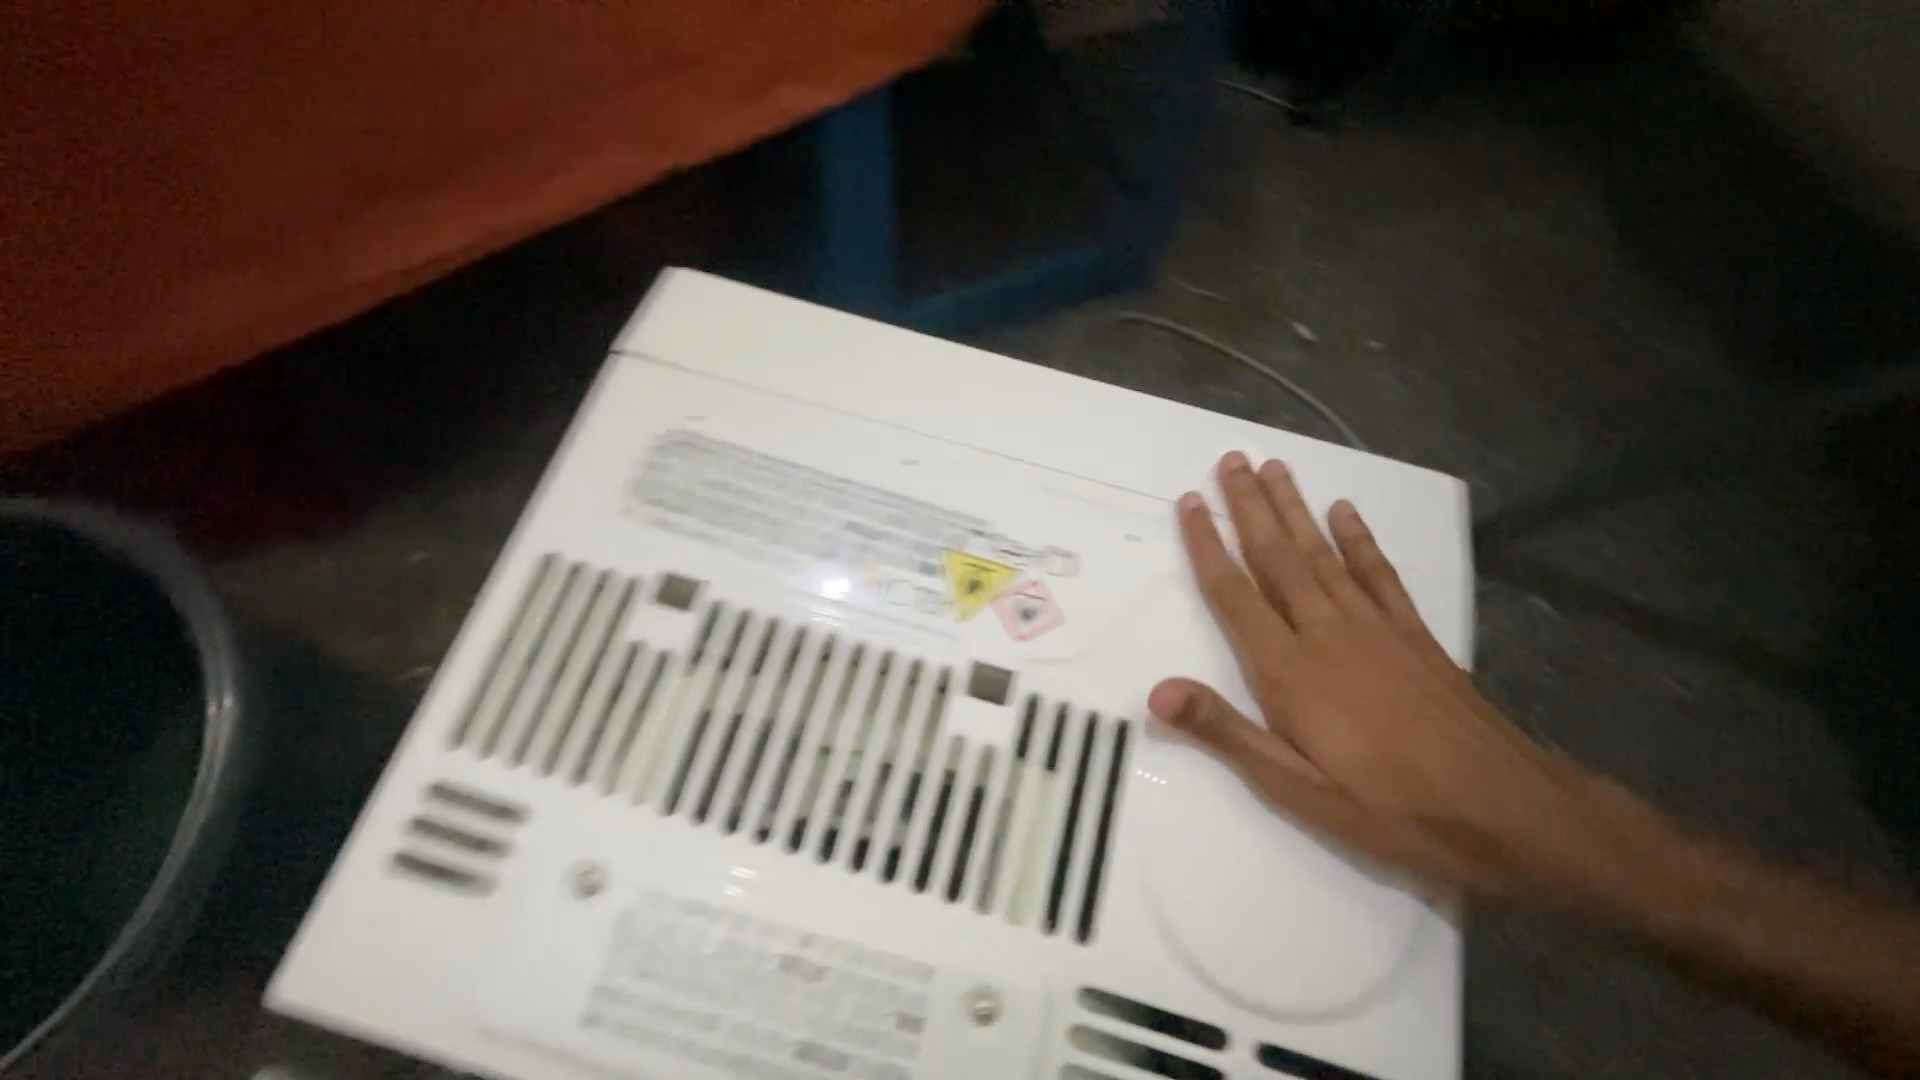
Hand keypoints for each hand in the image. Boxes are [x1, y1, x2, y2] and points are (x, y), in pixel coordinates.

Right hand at [1151, 451, 1645, 899]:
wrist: (1502, 809)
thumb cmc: (1386, 806)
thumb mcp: (1294, 787)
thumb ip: (1225, 732)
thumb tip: (1156, 692)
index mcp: (1288, 669)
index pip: (1234, 593)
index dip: (1207, 545)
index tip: (1188, 502)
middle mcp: (1325, 632)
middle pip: (1277, 556)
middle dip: (1249, 506)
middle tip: (1231, 460)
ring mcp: (1373, 627)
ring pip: (1322, 553)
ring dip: (1295, 508)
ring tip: (1274, 467)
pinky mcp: (1413, 633)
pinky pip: (1379, 573)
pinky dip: (1359, 539)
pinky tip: (1346, 511)